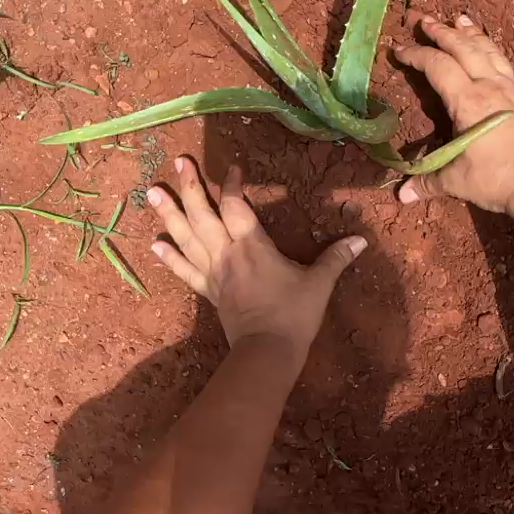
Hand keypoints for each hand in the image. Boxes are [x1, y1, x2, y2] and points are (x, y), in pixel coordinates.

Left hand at [145, 157, 366, 355]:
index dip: (231, 184)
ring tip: (152, 191)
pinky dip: (169, 256)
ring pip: (187, 237)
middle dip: (190, 187)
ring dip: (169, 213)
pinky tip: (155, 242)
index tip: (231, 168)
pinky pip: (184, 270)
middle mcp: (227, 254)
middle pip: (203, 214)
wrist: (267, 352)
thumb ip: (336, 258)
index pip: (235, 206)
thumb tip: (361, 240)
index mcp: (252, 246)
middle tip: (178, 161)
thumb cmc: (294, 315)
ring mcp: (213, 273)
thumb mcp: (319, 284)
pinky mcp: (208, 292)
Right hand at [392, 14, 513, 217]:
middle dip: (442, 33)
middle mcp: (489, 88)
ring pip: (487, 51)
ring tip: (459, 19)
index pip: (438, 66)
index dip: (416, 55)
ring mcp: (509, 91)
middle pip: (464, 48)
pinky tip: (488, 50)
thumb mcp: (455, 181)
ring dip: (470, 34)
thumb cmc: (496, 179)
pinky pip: (502, 63)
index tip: (398, 49)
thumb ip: (427, 182)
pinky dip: (490, 49)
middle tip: (425, 20)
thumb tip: (401, 196)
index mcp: (468, 101)